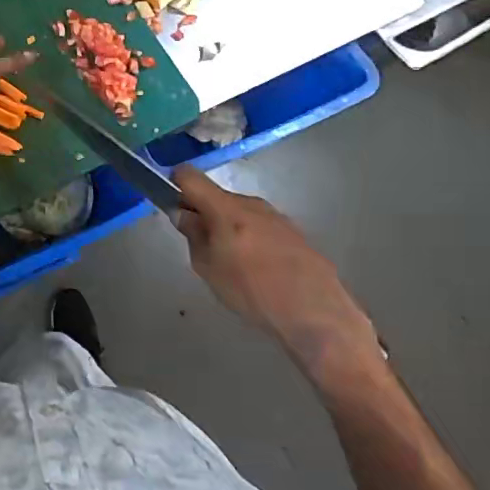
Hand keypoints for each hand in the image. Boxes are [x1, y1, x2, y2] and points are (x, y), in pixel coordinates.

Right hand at [171, 166, 376, 370]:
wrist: (317, 313)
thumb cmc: (253, 293)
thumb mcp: (209, 269)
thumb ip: (193, 236)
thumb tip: (183, 214)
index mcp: (225, 208)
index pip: (189, 176)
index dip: (175, 184)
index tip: (172, 205)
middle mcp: (251, 203)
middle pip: (216, 196)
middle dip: (204, 214)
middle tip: (203, 248)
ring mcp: (276, 215)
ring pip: (239, 212)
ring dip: (229, 227)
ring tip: (233, 265)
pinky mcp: (293, 231)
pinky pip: (260, 225)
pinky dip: (251, 238)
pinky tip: (259, 270)